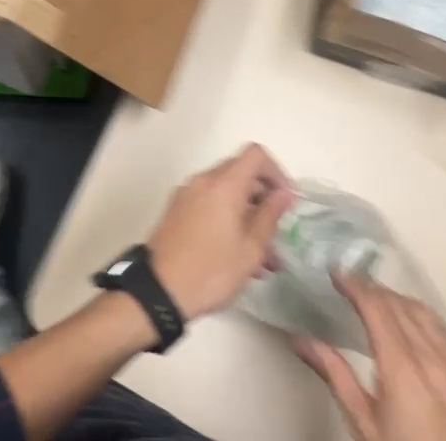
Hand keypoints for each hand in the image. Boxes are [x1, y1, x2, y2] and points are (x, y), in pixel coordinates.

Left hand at [145, 143, 294, 319]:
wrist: (159, 289)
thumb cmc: (212, 269)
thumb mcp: (250, 248)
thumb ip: (270, 215)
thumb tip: (284, 193)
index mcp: (224, 184)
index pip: (255, 155)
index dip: (276, 172)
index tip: (286, 200)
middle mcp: (203, 180)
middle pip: (240, 172)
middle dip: (263, 196)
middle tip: (276, 229)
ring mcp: (187, 194)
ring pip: (225, 192)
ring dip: (247, 214)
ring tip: (263, 258)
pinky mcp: (177, 209)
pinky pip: (209, 203)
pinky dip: (227, 218)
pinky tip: (237, 255)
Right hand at [295, 274, 445, 440]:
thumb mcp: (363, 426)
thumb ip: (336, 376)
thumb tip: (301, 339)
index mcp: (402, 370)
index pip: (377, 309)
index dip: (356, 286)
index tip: (336, 273)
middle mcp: (435, 361)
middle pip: (402, 307)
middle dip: (375, 290)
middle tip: (352, 284)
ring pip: (429, 317)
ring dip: (401, 301)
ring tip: (380, 300)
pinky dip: (428, 322)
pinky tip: (417, 330)